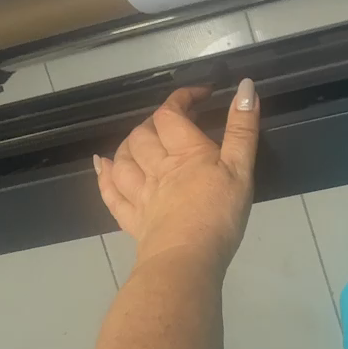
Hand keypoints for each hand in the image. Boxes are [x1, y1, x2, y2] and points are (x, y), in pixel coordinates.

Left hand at [94, 78, 260, 276]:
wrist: (186, 262)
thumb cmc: (219, 214)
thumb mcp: (241, 167)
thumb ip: (243, 127)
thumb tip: (245, 86)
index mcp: (185, 152)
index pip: (172, 113)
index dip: (183, 97)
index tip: (202, 94)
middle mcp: (156, 167)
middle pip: (144, 133)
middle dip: (159, 119)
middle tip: (180, 119)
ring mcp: (140, 194)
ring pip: (124, 157)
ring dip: (132, 141)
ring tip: (145, 137)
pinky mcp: (131, 218)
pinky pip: (109, 191)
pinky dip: (103, 173)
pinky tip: (102, 164)